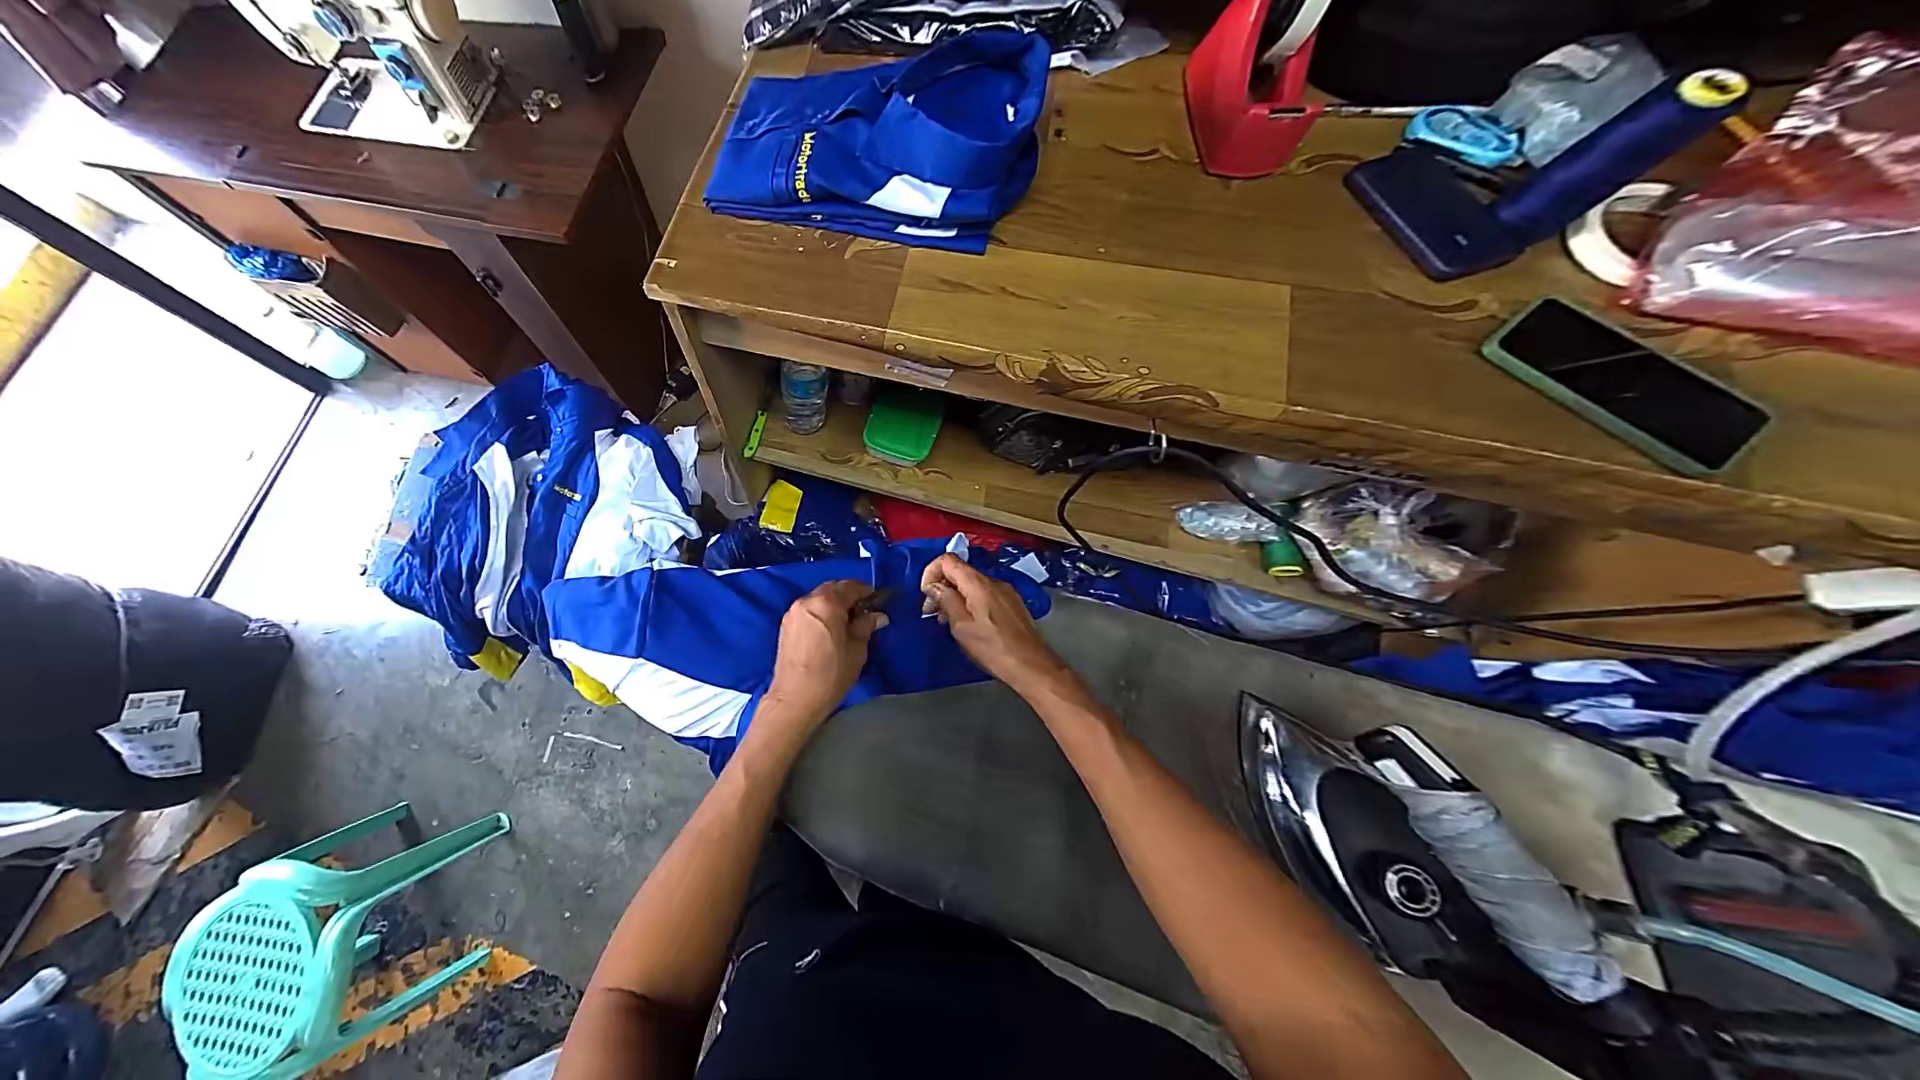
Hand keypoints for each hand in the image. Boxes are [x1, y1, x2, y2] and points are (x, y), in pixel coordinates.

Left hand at [761, 581, 887, 729]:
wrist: (795, 699)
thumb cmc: (831, 675)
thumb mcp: (857, 650)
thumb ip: (866, 627)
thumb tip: (876, 616)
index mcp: (827, 603)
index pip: (851, 586)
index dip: (866, 591)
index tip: (877, 600)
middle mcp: (807, 601)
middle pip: (832, 589)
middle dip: (849, 596)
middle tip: (864, 612)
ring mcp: (793, 612)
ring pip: (819, 598)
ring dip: (834, 604)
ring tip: (847, 622)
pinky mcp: (786, 625)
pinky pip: (808, 610)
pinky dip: (821, 612)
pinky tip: (829, 629)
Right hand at [920, 554, 1071, 695]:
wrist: (1031, 665)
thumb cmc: (993, 648)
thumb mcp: (961, 626)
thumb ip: (946, 600)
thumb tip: (934, 586)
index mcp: (978, 583)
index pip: (948, 560)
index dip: (931, 573)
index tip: (927, 596)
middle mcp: (993, 581)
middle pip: (960, 572)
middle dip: (942, 588)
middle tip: (933, 613)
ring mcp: (1006, 592)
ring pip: (972, 585)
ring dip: (956, 597)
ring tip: (949, 622)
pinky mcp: (1013, 604)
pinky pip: (985, 595)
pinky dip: (971, 603)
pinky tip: (970, 625)